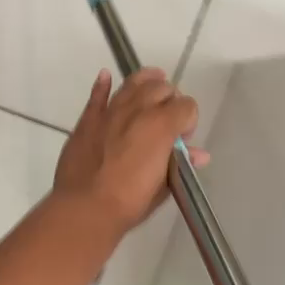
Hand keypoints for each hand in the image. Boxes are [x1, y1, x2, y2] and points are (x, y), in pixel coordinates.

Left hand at [52, 68, 206, 231]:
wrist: (85, 208)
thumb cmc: (129, 202)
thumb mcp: (163, 186)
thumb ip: (180, 164)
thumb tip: (199, 155)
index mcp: (162, 125)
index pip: (187, 107)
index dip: (189, 121)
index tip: (182, 139)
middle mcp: (138, 109)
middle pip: (162, 88)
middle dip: (170, 100)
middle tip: (167, 119)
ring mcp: (111, 112)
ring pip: (133, 83)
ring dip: (146, 82)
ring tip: (152, 84)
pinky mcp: (88, 120)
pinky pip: (97, 95)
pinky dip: (103, 85)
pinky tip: (106, 77)